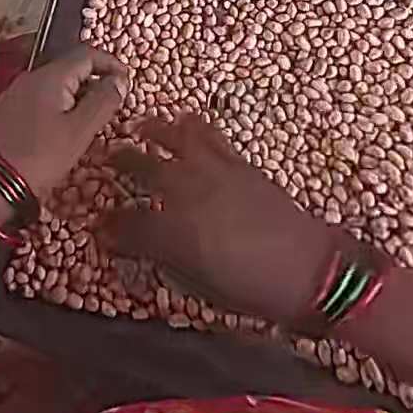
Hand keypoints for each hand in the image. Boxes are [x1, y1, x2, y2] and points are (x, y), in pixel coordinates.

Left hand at [0, 44, 128, 215]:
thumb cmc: (38, 157)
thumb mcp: (78, 131)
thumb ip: (102, 101)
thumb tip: (120, 80)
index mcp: (49, 76)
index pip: (86, 53)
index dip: (111, 63)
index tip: (127, 81)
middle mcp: (30, 77)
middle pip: (70, 67)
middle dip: (95, 80)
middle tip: (114, 103)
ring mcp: (15, 94)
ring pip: (55, 84)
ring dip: (78, 95)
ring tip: (93, 119)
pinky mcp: (7, 112)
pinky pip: (42, 99)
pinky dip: (60, 106)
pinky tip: (65, 129)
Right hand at [108, 115, 344, 328]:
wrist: (312, 270)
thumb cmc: (254, 289)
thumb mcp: (201, 286)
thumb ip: (164, 259)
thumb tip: (138, 245)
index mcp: (176, 232)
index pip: (129, 224)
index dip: (110, 226)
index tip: (100, 226)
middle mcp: (189, 193)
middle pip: (143, 169)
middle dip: (120, 164)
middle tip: (106, 161)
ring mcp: (213, 171)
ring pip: (173, 138)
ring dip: (152, 130)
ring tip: (138, 126)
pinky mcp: (236, 162)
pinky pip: (208, 134)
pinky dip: (190, 126)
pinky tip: (183, 123)